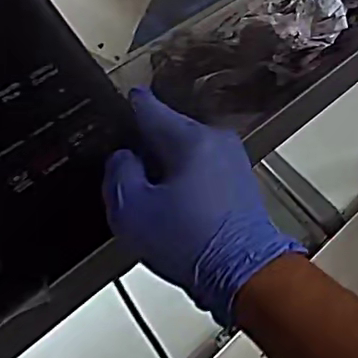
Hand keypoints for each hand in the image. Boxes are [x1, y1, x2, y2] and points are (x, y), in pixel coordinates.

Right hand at [103, 88, 304, 324]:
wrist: (239, 263)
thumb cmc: (188, 238)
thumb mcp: (131, 208)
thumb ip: (119, 173)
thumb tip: (123, 156)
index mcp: (194, 139)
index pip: (156, 111)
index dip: (136, 104)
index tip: (127, 93)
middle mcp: (218, 140)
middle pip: (172, 130)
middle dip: (146, 140)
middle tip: (117, 155)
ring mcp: (232, 157)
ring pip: (187, 149)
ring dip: (163, 160)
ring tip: (137, 183)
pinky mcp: (237, 176)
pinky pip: (201, 164)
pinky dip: (181, 173)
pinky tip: (165, 195)